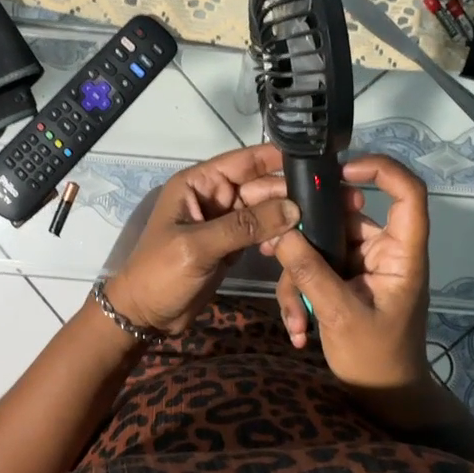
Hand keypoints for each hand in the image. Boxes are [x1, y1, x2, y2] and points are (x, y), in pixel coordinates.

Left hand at [103, 144, 300, 334]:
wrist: (145, 315)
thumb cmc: (161, 273)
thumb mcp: (199, 247)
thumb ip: (244, 226)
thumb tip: (293, 208)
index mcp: (199, 183)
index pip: (245, 160)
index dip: (278, 157)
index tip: (316, 161)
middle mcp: (215, 195)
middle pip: (261, 184)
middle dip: (290, 192)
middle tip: (328, 202)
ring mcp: (225, 220)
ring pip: (265, 209)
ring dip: (287, 217)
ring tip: (315, 225)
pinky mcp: (233, 243)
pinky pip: (262, 231)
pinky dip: (277, 236)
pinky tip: (292, 245)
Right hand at [247, 154, 431, 394]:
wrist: (383, 399)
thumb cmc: (377, 359)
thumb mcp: (340, 315)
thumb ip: (310, 271)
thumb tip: (282, 230)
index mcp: (402, 252)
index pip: (407, 193)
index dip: (380, 169)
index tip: (340, 170)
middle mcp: (384, 250)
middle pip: (345, 216)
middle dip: (305, 233)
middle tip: (269, 237)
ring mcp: (363, 265)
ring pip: (321, 245)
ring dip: (299, 278)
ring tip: (294, 316)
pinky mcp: (344, 280)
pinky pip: (315, 268)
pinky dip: (301, 293)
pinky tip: (297, 327)